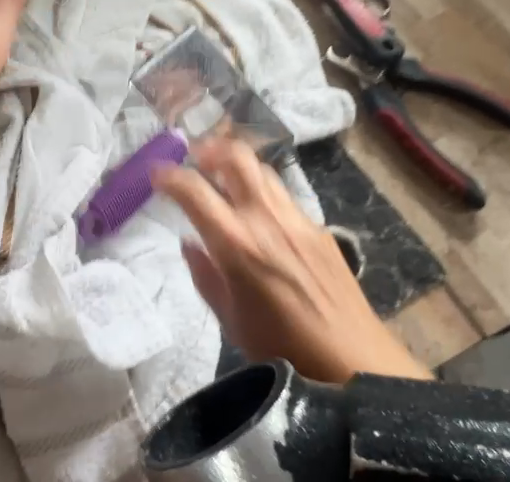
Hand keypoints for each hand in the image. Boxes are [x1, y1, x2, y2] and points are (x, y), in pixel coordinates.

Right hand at [154, 136, 431, 384]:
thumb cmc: (281, 348)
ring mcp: (296, 219)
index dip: (169, 175)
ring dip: (238, 166)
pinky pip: (284, 195)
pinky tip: (260, 214)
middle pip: (236, 157)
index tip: (156, 173)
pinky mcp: (319, 229)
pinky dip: (263, 191)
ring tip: (224, 179)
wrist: (354, 361)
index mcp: (236, 243)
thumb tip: (190, 243)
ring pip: (263, 170)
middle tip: (195, 159)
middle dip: (210, 149)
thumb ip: (204, 275)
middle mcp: (265, 219)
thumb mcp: (229, 319)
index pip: (194, 189)